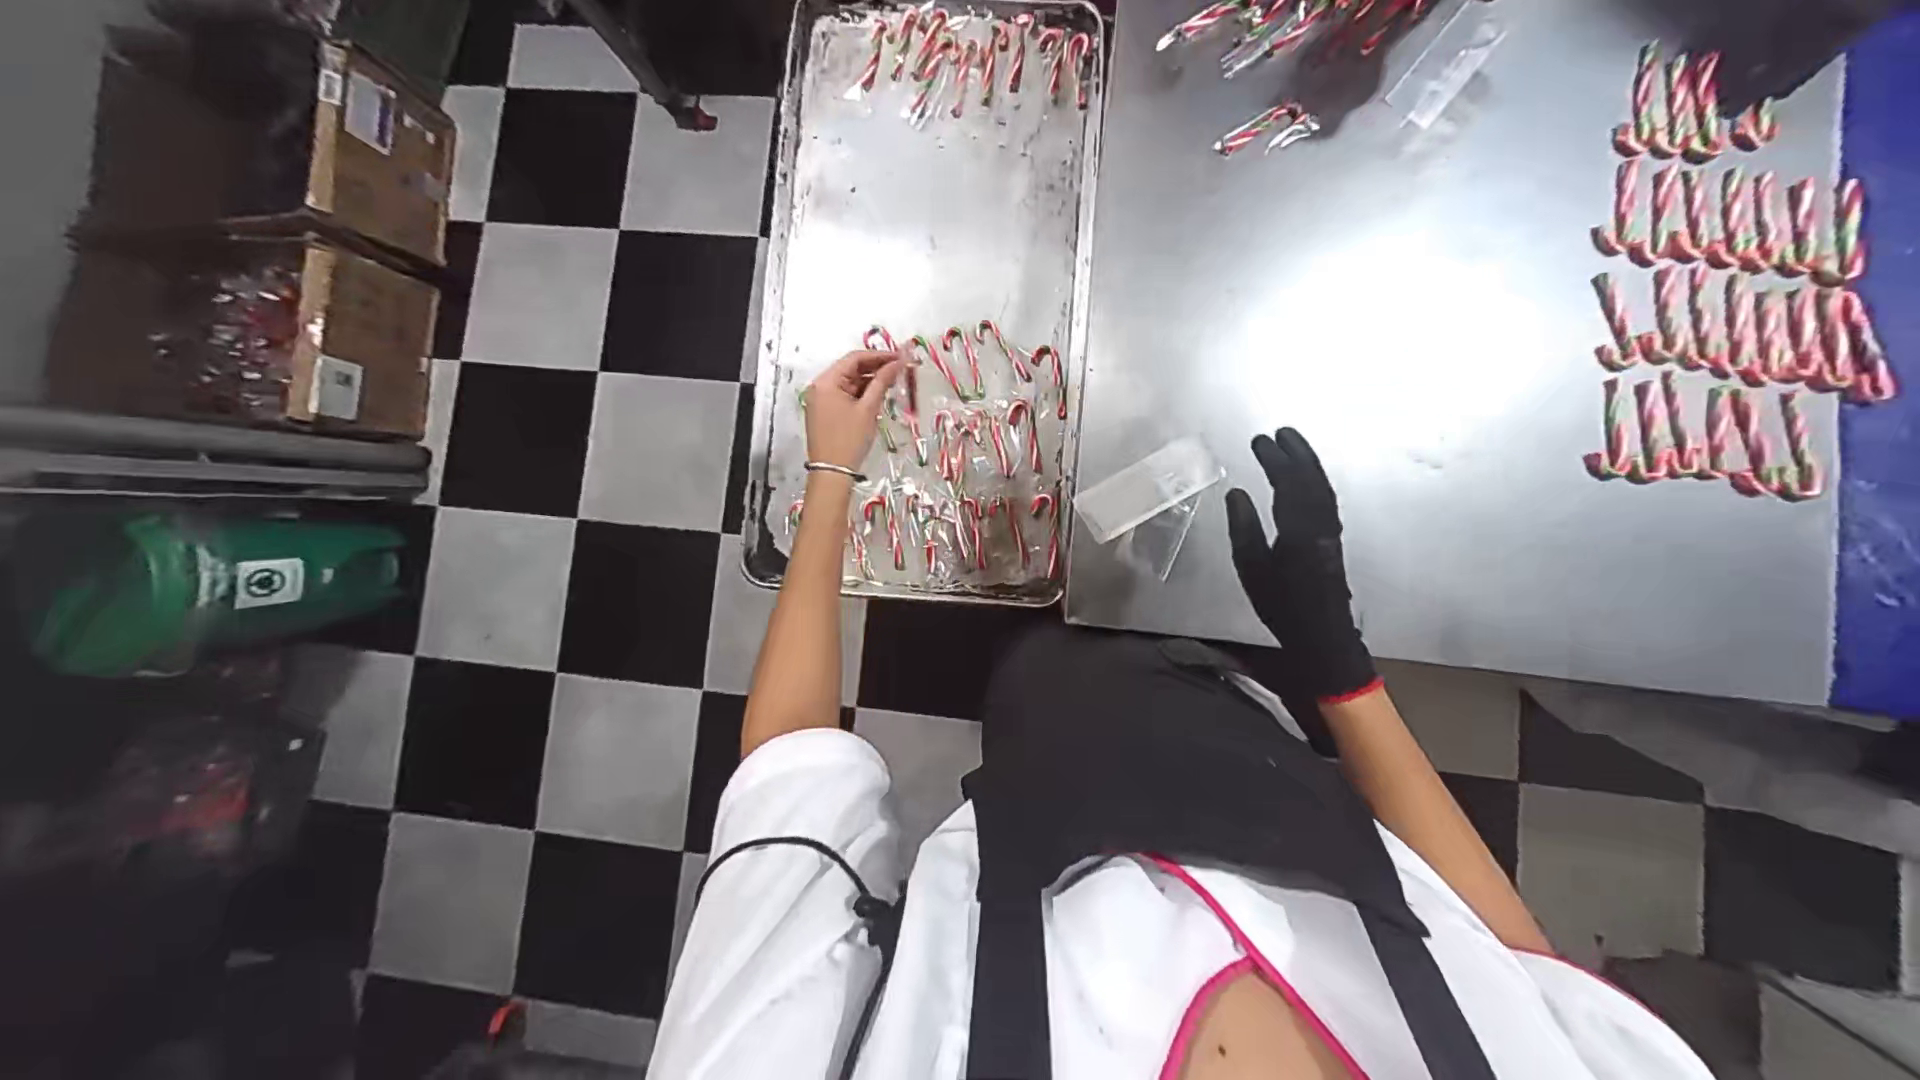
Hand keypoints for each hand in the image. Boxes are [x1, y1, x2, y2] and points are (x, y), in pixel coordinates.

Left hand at [806, 349, 902, 470]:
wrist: (832, 472)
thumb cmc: (849, 440)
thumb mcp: (868, 409)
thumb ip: (882, 382)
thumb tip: (897, 362)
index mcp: (826, 381)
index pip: (854, 358)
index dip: (879, 356)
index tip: (900, 357)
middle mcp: (819, 386)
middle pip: (850, 369)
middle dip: (875, 368)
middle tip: (900, 368)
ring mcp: (820, 399)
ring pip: (849, 383)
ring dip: (869, 381)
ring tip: (892, 382)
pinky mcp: (824, 411)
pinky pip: (845, 395)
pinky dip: (861, 394)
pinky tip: (878, 395)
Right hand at [1224, 428, 1377, 701]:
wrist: (1322, 635)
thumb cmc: (1281, 604)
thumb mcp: (1252, 568)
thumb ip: (1244, 528)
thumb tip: (1237, 493)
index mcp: (1299, 529)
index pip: (1287, 483)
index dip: (1274, 459)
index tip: (1259, 441)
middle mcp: (1320, 523)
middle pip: (1311, 479)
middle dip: (1296, 452)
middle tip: (1280, 432)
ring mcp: (1330, 530)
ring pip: (1322, 487)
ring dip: (1308, 463)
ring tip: (1292, 445)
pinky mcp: (1333, 538)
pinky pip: (1326, 498)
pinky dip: (1315, 481)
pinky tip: (1304, 479)